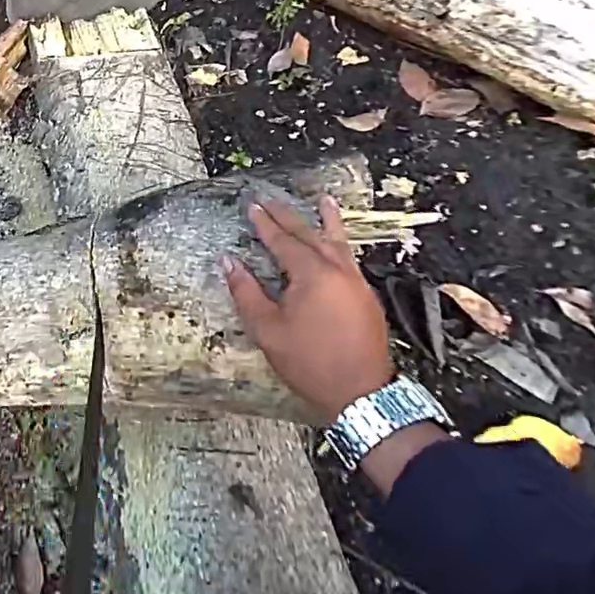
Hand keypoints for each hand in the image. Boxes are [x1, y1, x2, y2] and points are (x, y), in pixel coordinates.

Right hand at [221, 195, 395, 424]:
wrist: (362, 394)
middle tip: (269, 199)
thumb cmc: (309, 361)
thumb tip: (228, 262)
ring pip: (337, 242)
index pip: (283, 241)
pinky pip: (349, 257)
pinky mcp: (366, 296)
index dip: (265, 223)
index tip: (251, 206)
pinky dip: (341, 242)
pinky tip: (338, 242)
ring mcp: (356, 282)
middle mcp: (337, 270)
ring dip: (326, 220)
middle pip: (309, 234)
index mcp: (312, 274)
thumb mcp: (267, 329)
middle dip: (287, 216)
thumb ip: (246, 291)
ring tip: (323, 200)